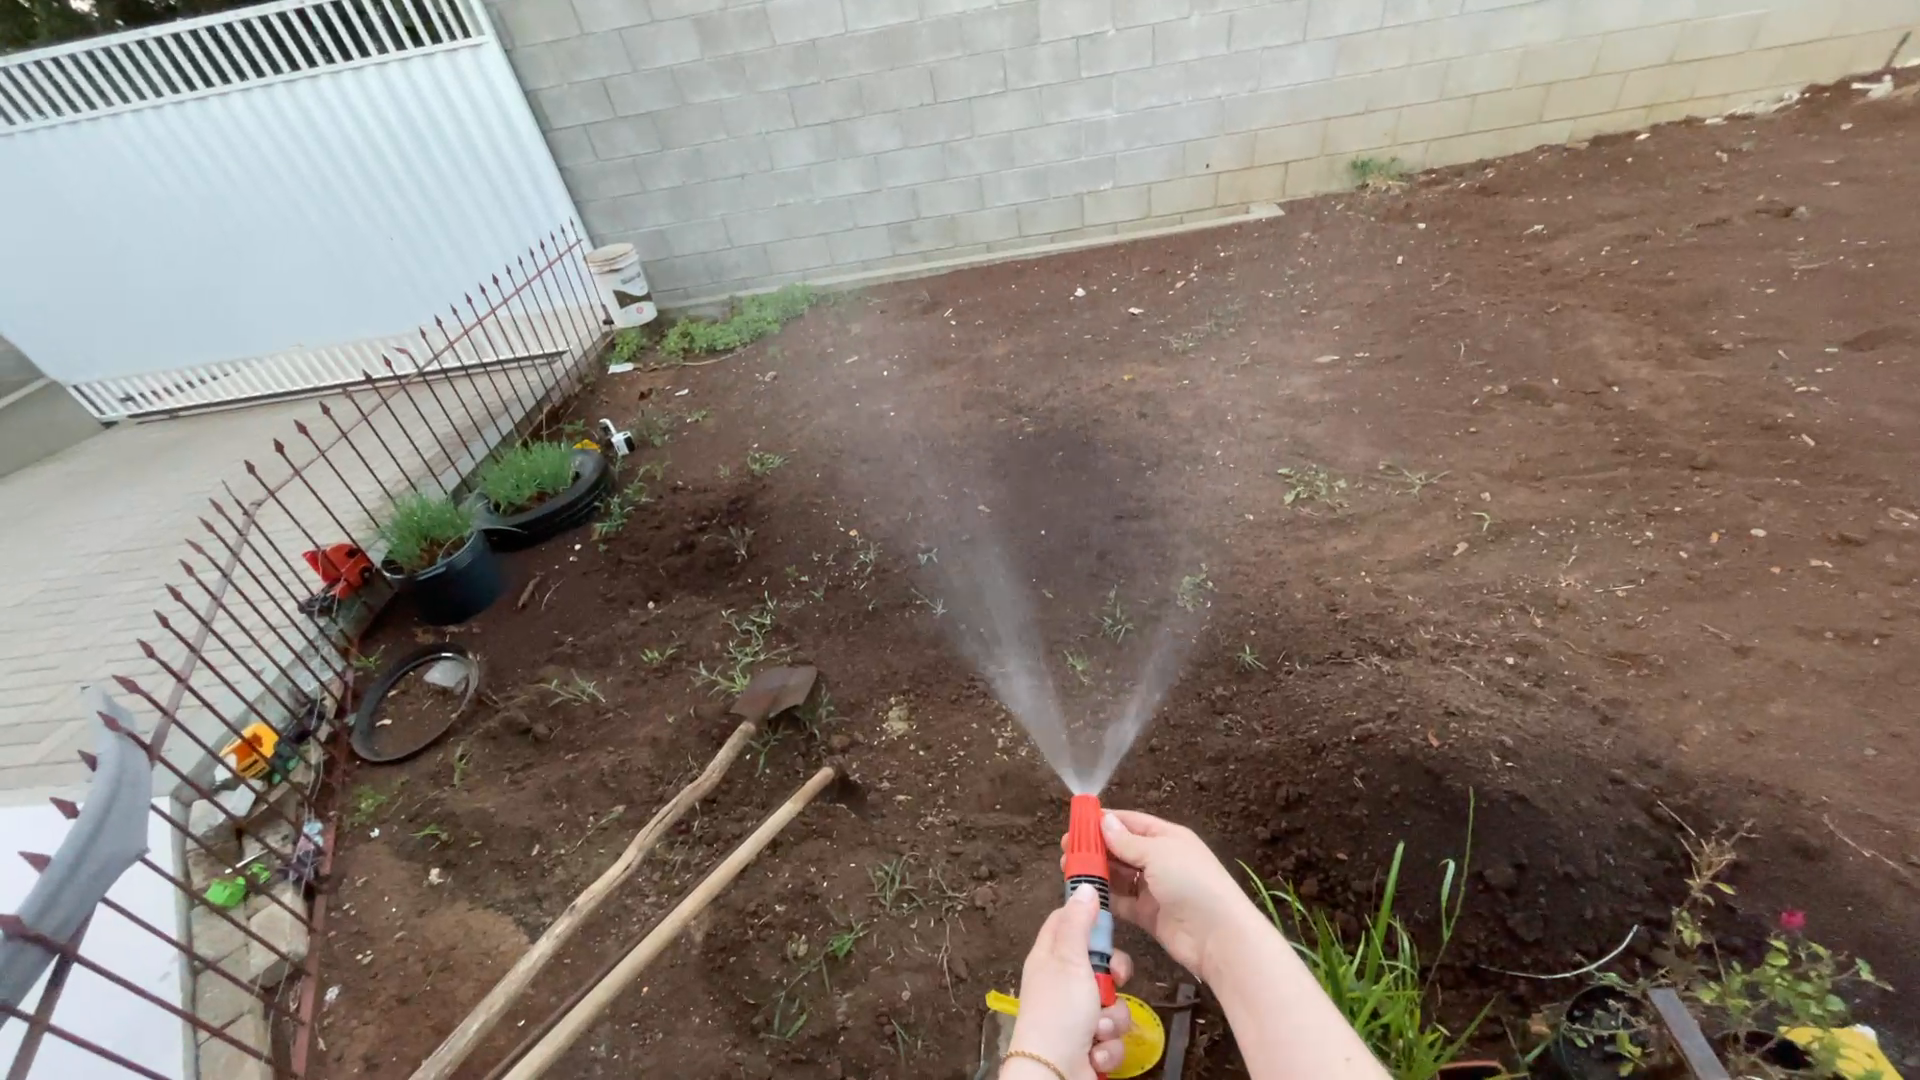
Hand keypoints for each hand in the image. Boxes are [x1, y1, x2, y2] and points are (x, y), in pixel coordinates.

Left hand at [1004, 884, 1133, 1079]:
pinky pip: (1112, 1034)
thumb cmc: (1059, 1012)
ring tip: (1097, 1029)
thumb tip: (1084, 887)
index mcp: (1050, 955)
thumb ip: (1079, 922)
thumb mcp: (1069, 958)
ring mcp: (1075, 1014)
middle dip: (1114, 976)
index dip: (1089, 918)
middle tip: (1116, 979)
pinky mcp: (1089, 1043)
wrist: (1054, 1075)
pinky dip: (1108, 1044)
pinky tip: (1095, 1050)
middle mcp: (1062, 982)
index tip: (1110, 919)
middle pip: (1100, 962)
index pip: (1068, 921)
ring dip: (1112, 1017)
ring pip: (1112, 1001)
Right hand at [1067, 810, 1261, 984]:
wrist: (1218, 937)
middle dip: (1096, 848)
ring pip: (1120, 875)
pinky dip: (1106, 898)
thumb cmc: (1190, 883)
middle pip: (1122, 849)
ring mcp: (1154, 889)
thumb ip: (1127, 841)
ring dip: (1098, 872)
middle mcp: (1160, 860)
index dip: (1104, 821)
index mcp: (1166, 837)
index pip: (1130, 822)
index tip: (1077, 824)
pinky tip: (1087, 895)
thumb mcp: (1158, 853)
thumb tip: (1104, 821)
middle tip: (1067, 851)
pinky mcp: (1149, 915)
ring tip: (1070, 871)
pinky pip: (1123, 902)